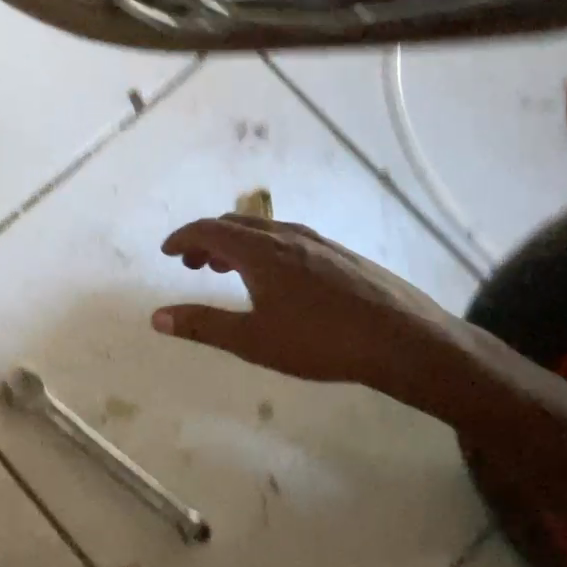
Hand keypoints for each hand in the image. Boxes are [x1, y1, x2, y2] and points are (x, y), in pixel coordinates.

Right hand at [152, 215, 468, 404]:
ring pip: (266, 230)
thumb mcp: (252, 340)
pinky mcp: (345, 257)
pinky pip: (291, 239)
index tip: (167, 252)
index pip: (208, 230)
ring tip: (230, 270)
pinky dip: (266, 249)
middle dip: (207, 239)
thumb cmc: (322, 342)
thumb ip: (202, 326)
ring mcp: (321, 244)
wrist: (409, 343)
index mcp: (259, 252)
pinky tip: (278, 278)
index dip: (182, 238)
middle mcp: (287, 237)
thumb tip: (157, 317)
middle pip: (235, 224)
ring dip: (238, 243)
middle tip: (193, 265)